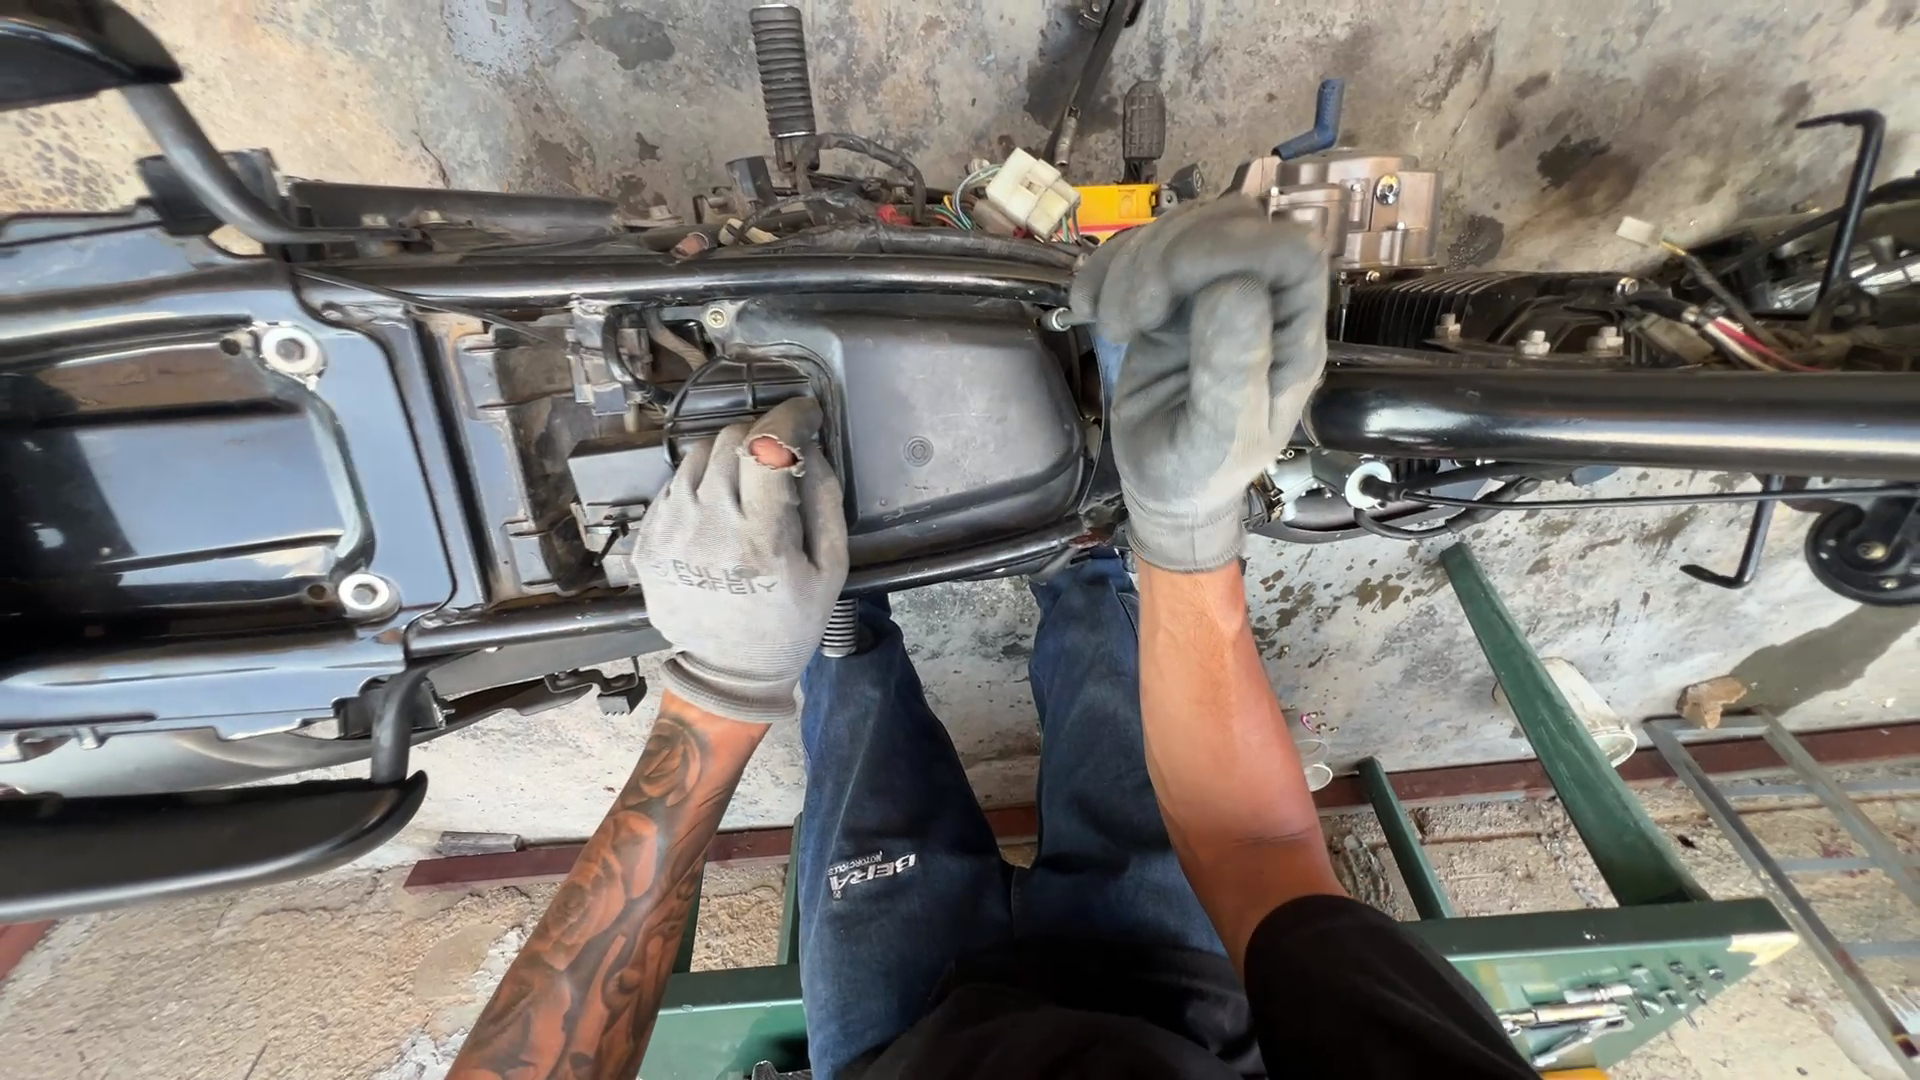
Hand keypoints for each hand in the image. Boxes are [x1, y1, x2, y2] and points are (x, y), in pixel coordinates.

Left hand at [632, 397, 848, 722]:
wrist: (730, 670)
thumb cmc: (791, 620)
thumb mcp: (831, 568)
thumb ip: (825, 500)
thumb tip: (809, 446)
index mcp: (761, 537)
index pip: (769, 444)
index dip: (792, 415)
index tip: (807, 412)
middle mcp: (707, 526)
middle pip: (731, 439)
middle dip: (763, 433)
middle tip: (780, 451)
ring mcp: (670, 532)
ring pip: (698, 453)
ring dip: (730, 453)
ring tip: (749, 479)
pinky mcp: (648, 541)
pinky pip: (674, 482)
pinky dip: (702, 480)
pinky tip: (719, 505)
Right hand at [1071, 197, 1327, 571]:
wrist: (1163, 489)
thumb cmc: (1201, 472)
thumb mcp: (1220, 438)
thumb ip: (1232, 369)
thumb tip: (1232, 286)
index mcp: (1290, 335)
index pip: (1288, 251)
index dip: (1230, 251)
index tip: (1166, 297)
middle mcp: (1259, 302)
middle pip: (1228, 224)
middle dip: (1165, 259)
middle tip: (1129, 322)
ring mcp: (1209, 295)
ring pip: (1179, 230)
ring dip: (1130, 267)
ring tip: (1111, 329)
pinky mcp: (1166, 300)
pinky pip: (1138, 252)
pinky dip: (1103, 269)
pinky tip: (1086, 309)